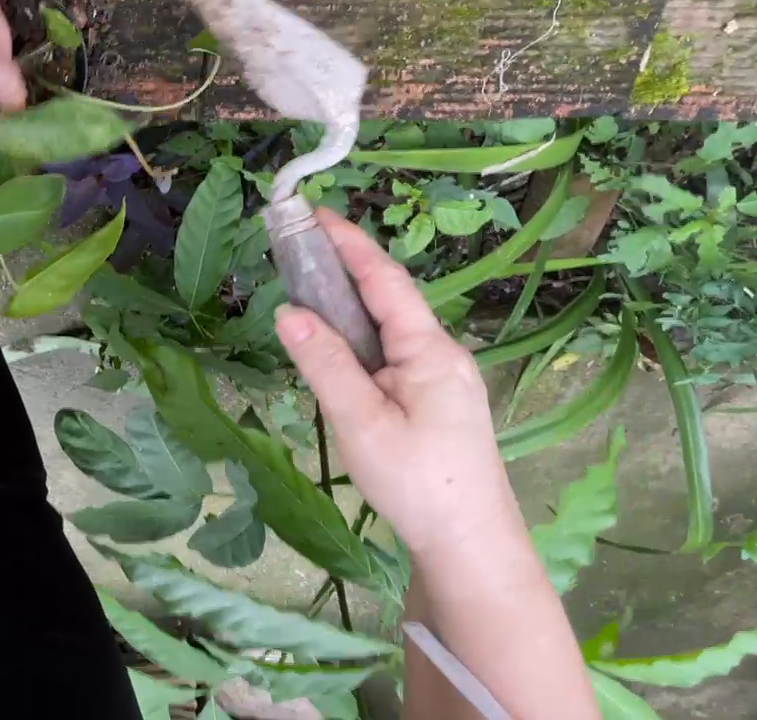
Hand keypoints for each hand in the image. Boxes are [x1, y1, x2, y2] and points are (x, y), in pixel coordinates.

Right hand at [273, 208, 524, 564]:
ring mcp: (440, 375)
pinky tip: (334, 342)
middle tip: (297, 243)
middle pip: (387, 296)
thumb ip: (323, 363)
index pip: (384, 280)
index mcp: (428, 350)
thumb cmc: (415, 480)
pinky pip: (390, 348)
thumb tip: (286, 312)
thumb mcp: (360, 420)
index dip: (349, 242)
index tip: (315, 212)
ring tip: (305, 284)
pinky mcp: (433, 397)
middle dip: (343, 264)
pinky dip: (356, 331)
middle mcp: (439, 353)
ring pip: (387, 324)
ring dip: (347, 299)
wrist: (469, 545)